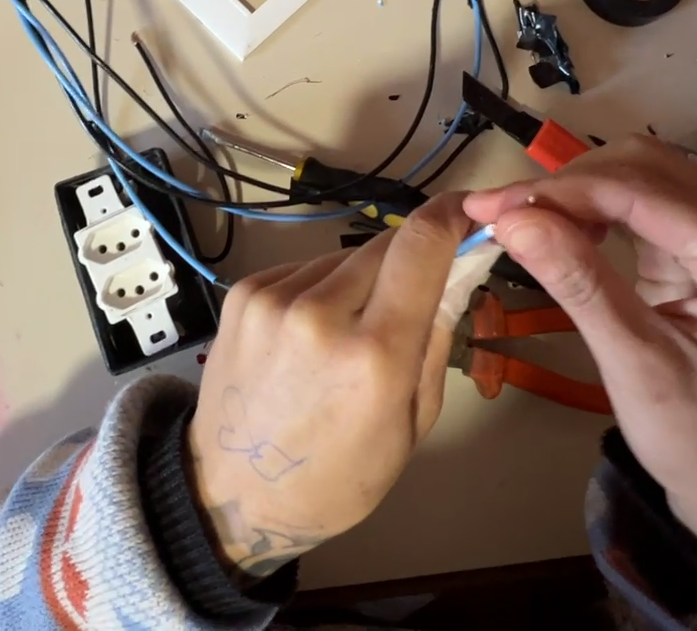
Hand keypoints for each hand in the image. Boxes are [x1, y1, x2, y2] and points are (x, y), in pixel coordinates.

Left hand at [188, 194, 470, 579]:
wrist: (230, 488)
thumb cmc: (335, 477)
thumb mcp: (411, 427)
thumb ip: (435, 342)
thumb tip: (454, 272)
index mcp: (374, 355)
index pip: (421, 247)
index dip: (450, 215)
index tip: (466, 208)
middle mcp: (320, 313)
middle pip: (386, 244)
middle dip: (410, 257)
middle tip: (412, 290)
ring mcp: (274, 297)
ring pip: (344, 256)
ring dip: (362, 277)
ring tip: (350, 327)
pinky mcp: (244, 290)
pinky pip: (305, 268)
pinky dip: (322, 286)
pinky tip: (312, 328)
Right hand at [463, 138, 696, 604]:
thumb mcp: (634, 364)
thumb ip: (577, 283)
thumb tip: (511, 220)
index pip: (645, 193)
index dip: (563, 191)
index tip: (493, 207)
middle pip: (646, 168)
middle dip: (567, 183)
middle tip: (499, 213)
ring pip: (640, 175)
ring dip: (575, 189)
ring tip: (519, 218)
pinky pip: (639, 203)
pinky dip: (591, 207)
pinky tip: (558, 227)